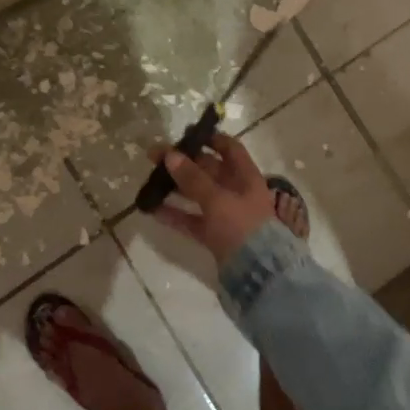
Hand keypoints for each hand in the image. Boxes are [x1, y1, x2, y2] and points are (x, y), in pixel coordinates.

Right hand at [147, 132, 277, 264]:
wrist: (259, 276)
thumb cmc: (242, 227)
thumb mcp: (217, 199)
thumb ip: (193, 178)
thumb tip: (170, 154)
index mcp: (247, 177)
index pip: (230, 148)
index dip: (210, 138)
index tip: (186, 133)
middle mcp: (238, 192)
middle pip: (210, 171)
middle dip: (184, 163)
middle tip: (156, 157)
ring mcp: (226, 215)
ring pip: (198, 195)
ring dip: (176, 188)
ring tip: (151, 181)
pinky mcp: (215, 236)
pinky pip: (193, 220)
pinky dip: (176, 214)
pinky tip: (154, 210)